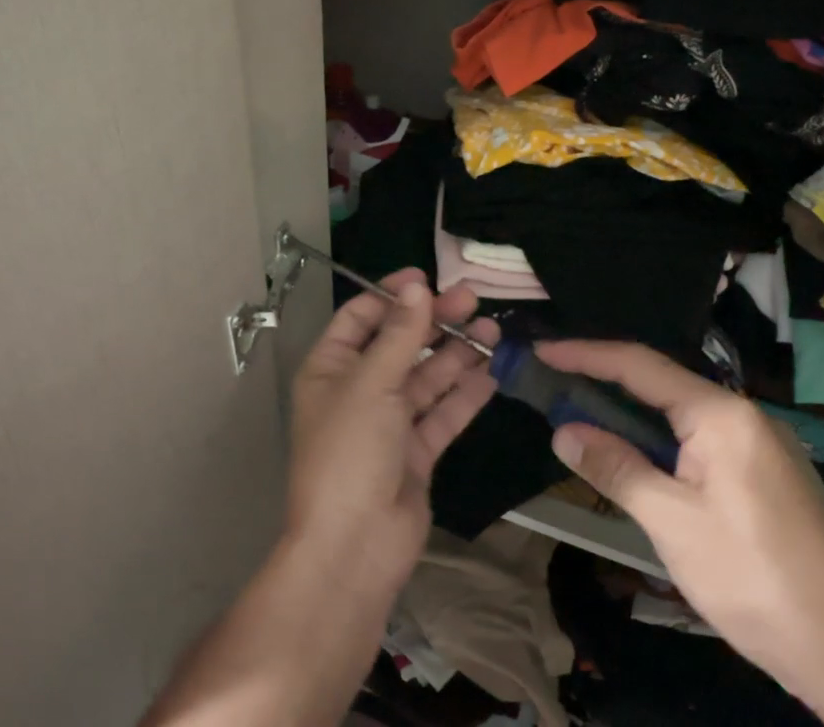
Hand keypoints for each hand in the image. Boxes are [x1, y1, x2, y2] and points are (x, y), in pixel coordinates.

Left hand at [284, 268, 498, 592]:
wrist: (355, 544)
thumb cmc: (349, 452)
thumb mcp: (371, 385)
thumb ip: (399, 336)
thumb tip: (417, 288)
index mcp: (330, 370)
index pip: (360, 319)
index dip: (391, 296)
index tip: (428, 280)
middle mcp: (357, 392)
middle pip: (399, 345)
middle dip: (434, 323)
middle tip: (473, 301)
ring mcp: (388, 425)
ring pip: (425, 379)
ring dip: (456, 355)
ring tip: (493, 330)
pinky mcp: (415, 454)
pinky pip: (442, 415)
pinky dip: (464, 395)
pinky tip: (491, 373)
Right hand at [539, 341, 823, 726]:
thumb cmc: (756, 582)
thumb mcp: (673, 525)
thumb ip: (617, 469)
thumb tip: (564, 430)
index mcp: (724, 417)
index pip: (640, 366)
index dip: (584, 354)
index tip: (538, 351)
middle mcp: (747, 418)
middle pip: (661, 387)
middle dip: (602, 386)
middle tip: (548, 392)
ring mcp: (763, 449)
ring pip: (681, 419)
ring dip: (630, 420)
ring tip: (579, 427)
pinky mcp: (769, 480)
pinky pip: (702, 445)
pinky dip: (660, 446)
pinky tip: (637, 466)